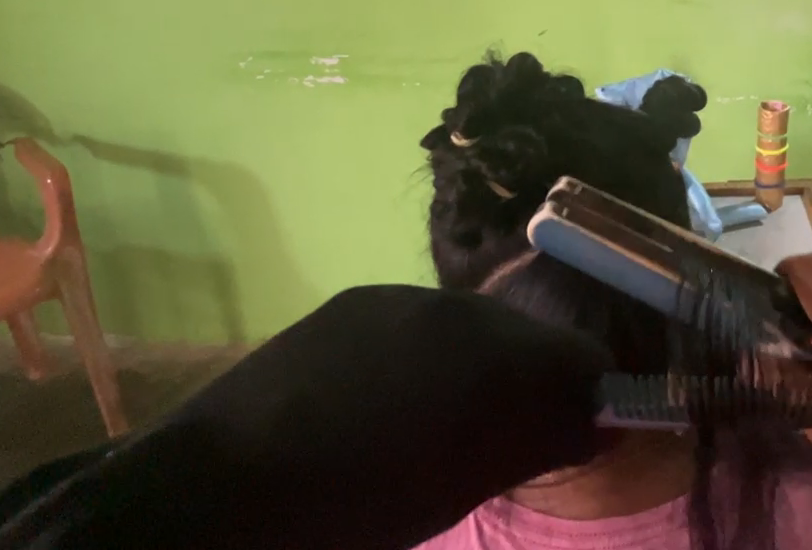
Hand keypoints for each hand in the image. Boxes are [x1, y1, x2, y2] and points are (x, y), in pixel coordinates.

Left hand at [0, 286, 613, 549]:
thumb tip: (598, 425)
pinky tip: (389, 392)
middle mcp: (463, 307)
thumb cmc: (351, 515)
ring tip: (443, 413)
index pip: (578, 356)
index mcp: (494, 355)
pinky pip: (421, 318)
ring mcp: (407, 296)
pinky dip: (427, 351)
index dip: (587, 392)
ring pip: (477, 323)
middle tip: (508, 430)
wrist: (212, 496)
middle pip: (531, 334)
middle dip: (534, 377)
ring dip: (480, 362)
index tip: (580, 427)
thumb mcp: (456, 490)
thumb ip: (537, 443)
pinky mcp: (360, 298)